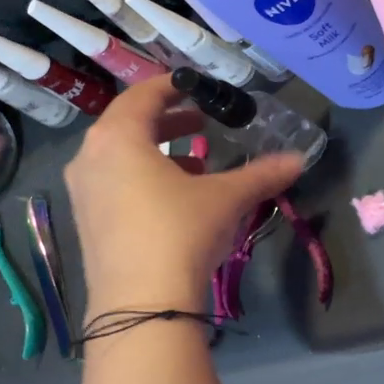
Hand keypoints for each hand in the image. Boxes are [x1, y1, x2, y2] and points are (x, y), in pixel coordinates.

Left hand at [64, 77, 302, 316]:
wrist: (141, 297)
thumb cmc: (180, 230)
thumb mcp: (228, 198)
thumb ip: (262, 175)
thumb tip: (297, 159)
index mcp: (118, 139)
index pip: (141, 96)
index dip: (172, 87)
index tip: (197, 85)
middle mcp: (92, 157)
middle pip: (129, 125)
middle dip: (170, 121)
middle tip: (206, 121)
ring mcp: (86, 190)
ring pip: (123, 156)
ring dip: (160, 152)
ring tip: (199, 161)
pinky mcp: (91, 219)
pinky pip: (119, 181)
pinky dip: (148, 176)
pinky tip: (180, 196)